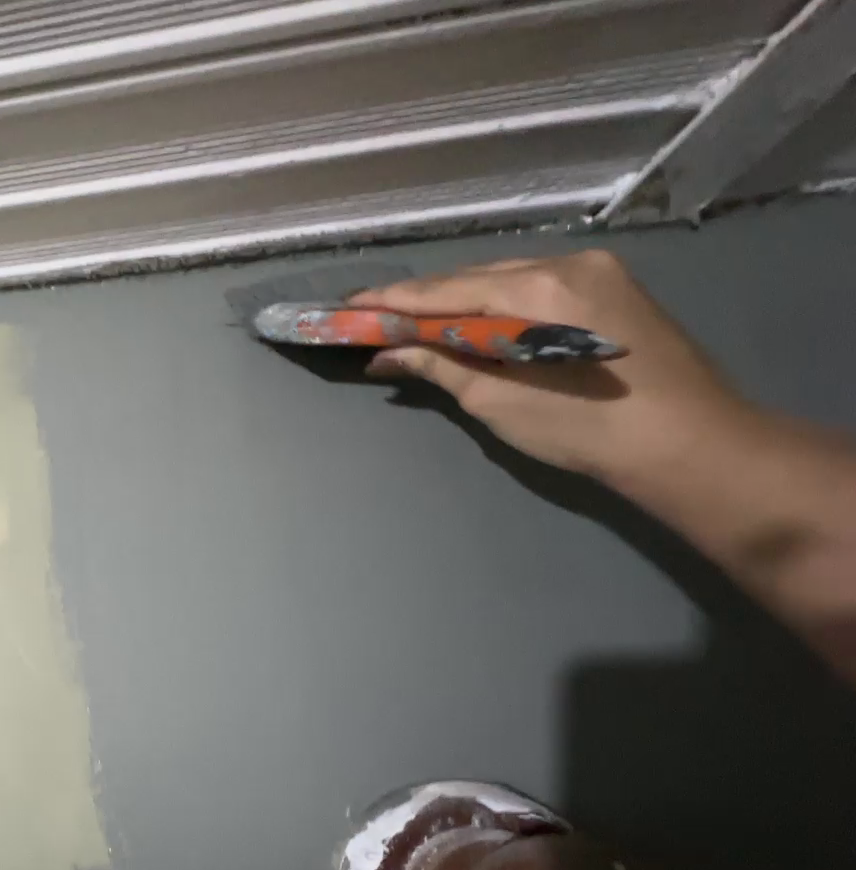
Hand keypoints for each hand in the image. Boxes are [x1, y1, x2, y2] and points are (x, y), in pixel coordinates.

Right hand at [352, 250, 757, 480]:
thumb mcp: (493, 398)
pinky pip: (529, 285)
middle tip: (371, 318)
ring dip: (452, 301)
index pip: (442, 291)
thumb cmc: (581, 425)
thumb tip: (384, 354)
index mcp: (536, 289)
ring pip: (499, 279)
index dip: (389, 302)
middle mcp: (565, 264)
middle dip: (418, 301)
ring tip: (409, 322)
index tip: (346, 307)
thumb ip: (437, 364)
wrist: (687, 441)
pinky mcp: (608, 286)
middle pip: (469, 279)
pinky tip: (465, 321)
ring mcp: (593, 271)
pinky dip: (490, 302)